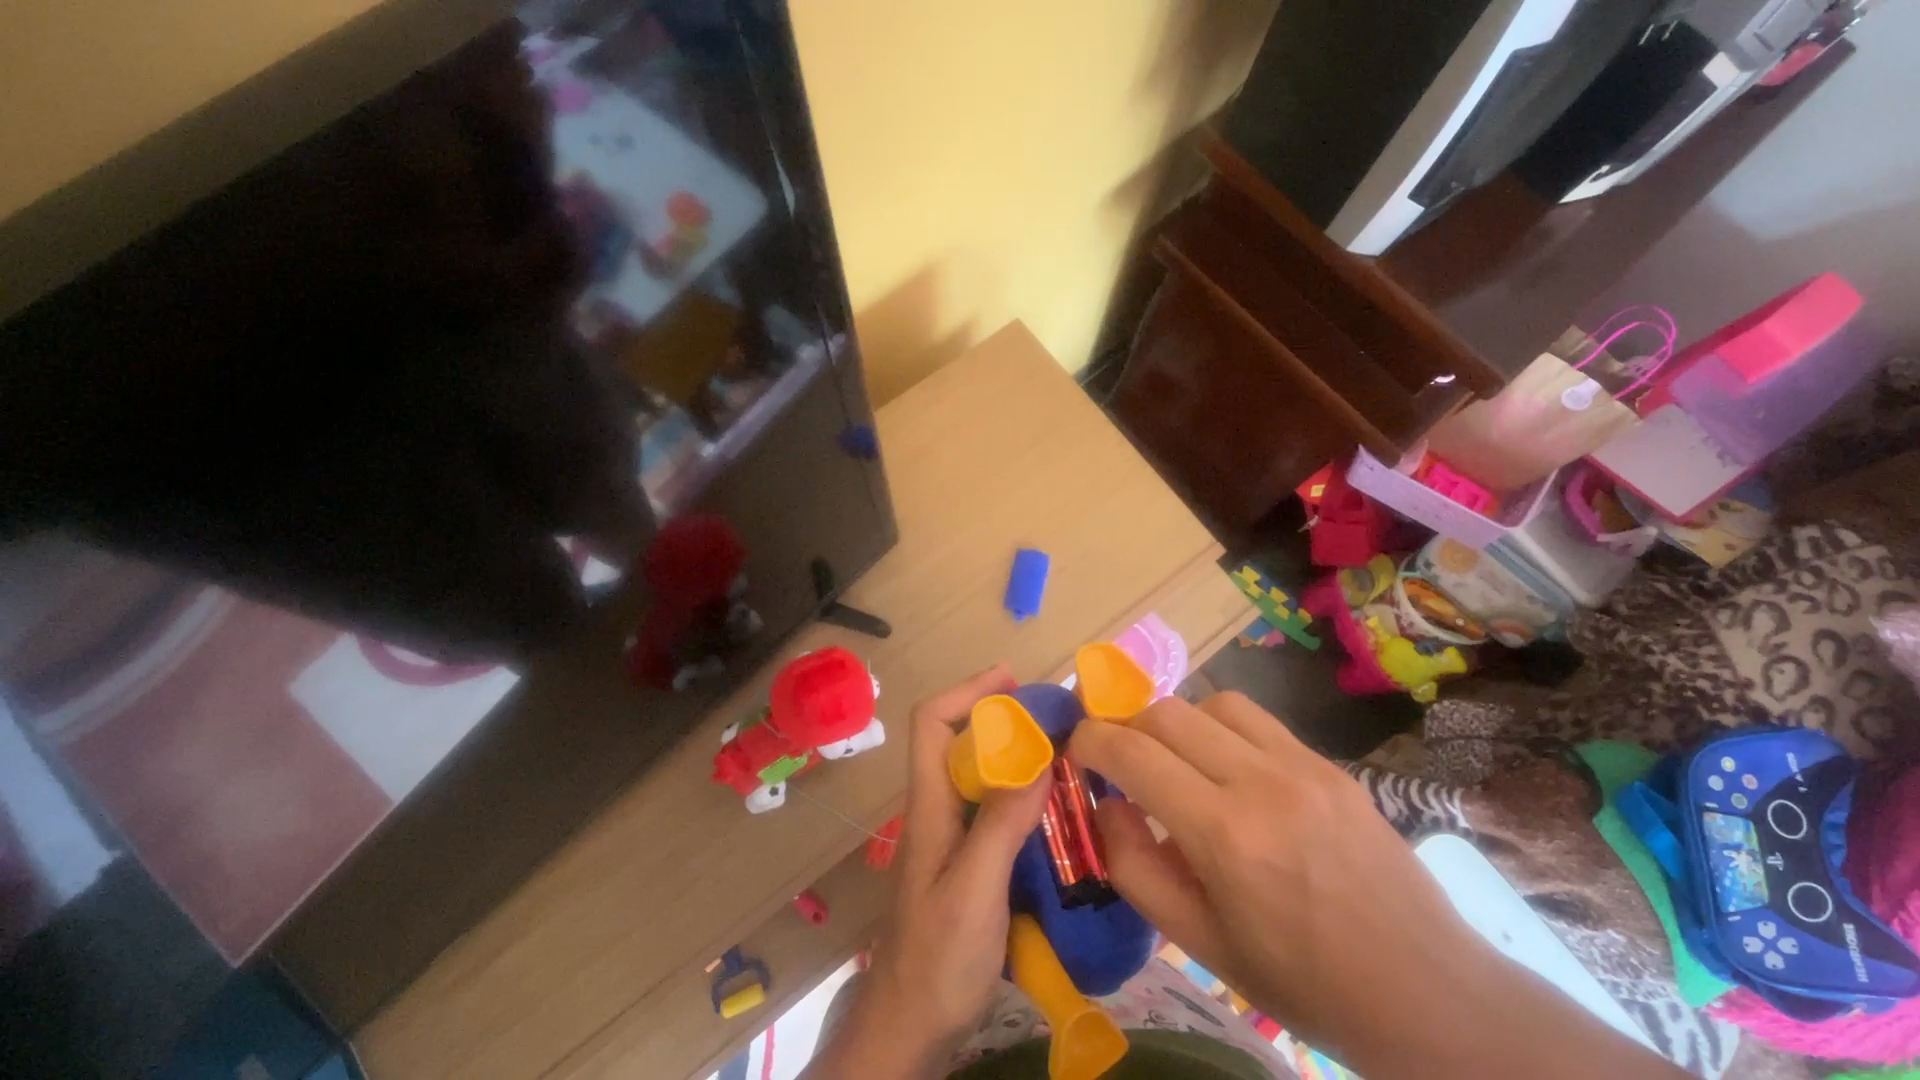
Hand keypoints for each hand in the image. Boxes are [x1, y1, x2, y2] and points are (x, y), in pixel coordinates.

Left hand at [805, 666, 1049, 1078]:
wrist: (911, 1027)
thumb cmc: (937, 959)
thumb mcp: (973, 890)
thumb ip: (1000, 825)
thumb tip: (1037, 757)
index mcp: (929, 808)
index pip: (930, 724)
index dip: (966, 692)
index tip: (1014, 681)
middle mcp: (938, 814)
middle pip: (960, 744)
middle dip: (1005, 721)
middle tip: (1061, 723)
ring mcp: (952, 843)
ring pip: (982, 780)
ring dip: (1021, 760)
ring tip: (1072, 761)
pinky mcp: (970, 869)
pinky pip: (998, 817)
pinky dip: (1028, 802)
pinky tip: (1064, 818)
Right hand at [1069, 692, 1688, 1079]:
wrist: (1423, 990)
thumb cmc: (1300, 981)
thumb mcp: (1200, 942)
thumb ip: (1136, 868)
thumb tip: (1106, 806)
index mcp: (1225, 834)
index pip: (1133, 753)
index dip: (1090, 742)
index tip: (1074, 751)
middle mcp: (1262, 782)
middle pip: (1168, 712)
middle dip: (1126, 725)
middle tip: (1114, 756)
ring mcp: (1304, 767)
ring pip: (1216, 703)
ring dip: (1178, 720)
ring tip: (1172, 759)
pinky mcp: (1332, 767)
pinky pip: (1261, 724)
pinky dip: (1224, 730)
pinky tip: (1228, 771)